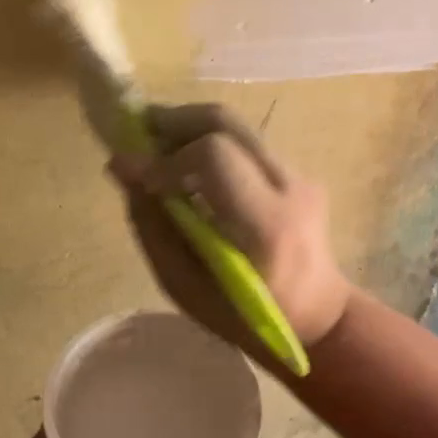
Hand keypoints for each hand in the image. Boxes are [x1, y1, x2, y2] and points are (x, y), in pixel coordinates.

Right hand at [110, 103, 353, 355]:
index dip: (167, 159)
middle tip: (138, 137)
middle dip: (173, 122)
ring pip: (234, 127)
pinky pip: (244, 145)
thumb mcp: (184, 286)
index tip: (138, 178)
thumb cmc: (242, 315)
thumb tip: (121, 164)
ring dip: (189, 132)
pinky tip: (190, 173)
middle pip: (225, 122)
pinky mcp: (298, 171)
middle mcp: (290, 186)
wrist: (316, 315)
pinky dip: (209, 146)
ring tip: (159, 155)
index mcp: (266, 224)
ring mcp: (299, 174)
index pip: (214, 155)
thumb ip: (151, 223)